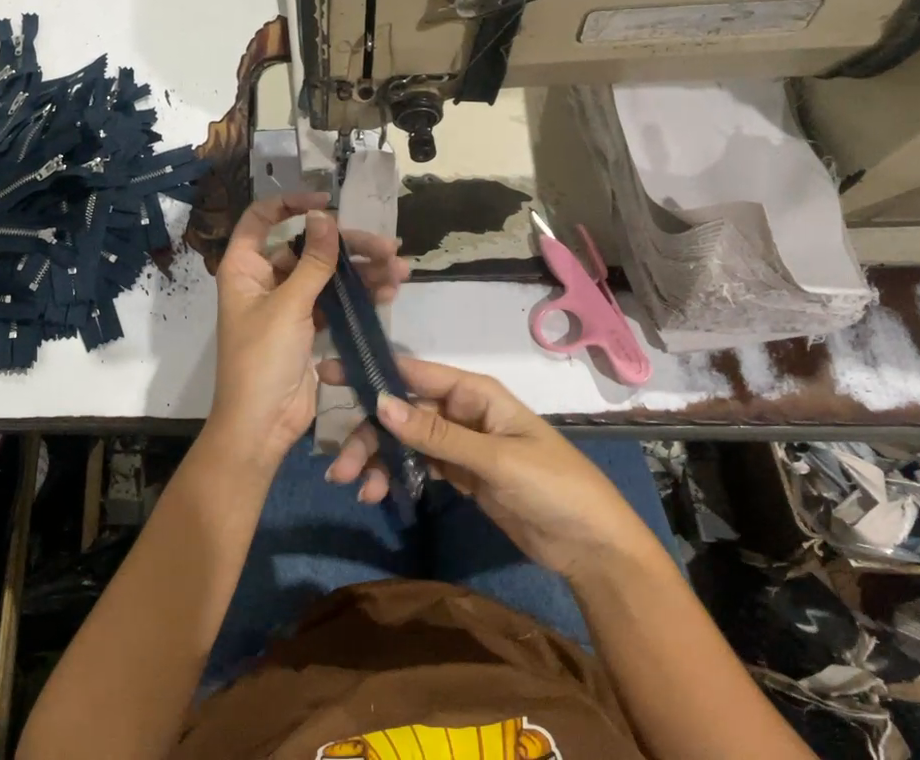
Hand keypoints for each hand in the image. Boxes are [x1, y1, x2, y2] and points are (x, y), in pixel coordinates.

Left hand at [207, 193, 408, 472]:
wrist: (261, 424)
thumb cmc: (262, 359)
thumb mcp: (289, 306)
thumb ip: (313, 261)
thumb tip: (326, 217)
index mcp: (243, 268)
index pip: (261, 219)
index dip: (291, 204)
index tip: (328, 204)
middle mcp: (263, 281)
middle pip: (306, 248)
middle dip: (348, 246)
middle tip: (388, 248)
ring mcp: (286, 305)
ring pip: (326, 275)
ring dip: (362, 271)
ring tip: (401, 270)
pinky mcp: (307, 328)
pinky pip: (335, 301)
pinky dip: (359, 296)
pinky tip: (389, 293)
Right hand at [321, 356, 662, 579]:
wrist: (590, 546)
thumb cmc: (554, 487)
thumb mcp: (495, 459)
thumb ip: (436, 435)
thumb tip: (380, 403)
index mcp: (475, 394)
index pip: (414, 374)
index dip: (372, 372)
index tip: (328, 374)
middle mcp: (462, 412)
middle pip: (401, 412)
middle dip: (368, 434)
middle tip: (340, 466)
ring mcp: (459, 444)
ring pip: (403, 440)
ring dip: (376, 459)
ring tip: (356, 487)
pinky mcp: (458, 474)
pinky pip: (416, 466)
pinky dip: (393, 475)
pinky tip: (376, 493)